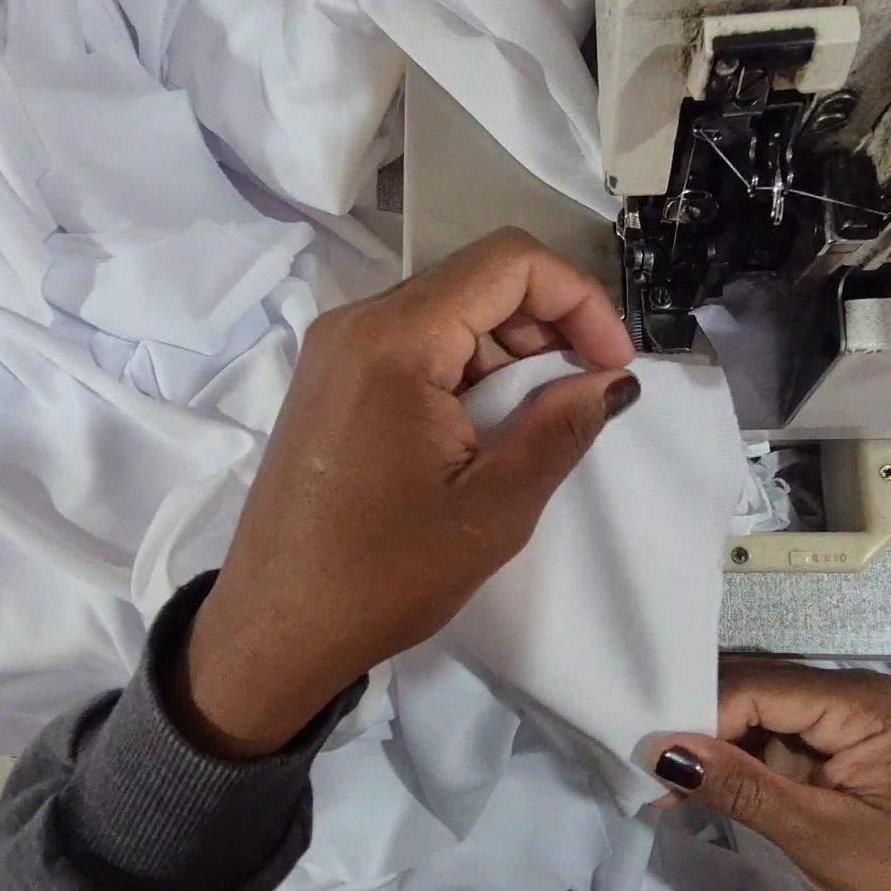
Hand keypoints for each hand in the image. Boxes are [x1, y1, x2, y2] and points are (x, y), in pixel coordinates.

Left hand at [174, 229, 639, 757]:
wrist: (276, 628)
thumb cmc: (382, 576)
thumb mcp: (493, 508)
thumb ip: (560, 428)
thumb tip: (613, 381)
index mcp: (393, 339)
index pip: (507, 261)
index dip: (577, 297)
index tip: (613, 362)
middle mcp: (355, 324)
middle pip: (474, 281)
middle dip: (546, 323)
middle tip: (581, 391)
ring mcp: (334, 351)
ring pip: (444, 312)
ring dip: (506, 350)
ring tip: (533, 418)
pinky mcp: (328, 380)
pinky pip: (410, 345)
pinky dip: (462, 368)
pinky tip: (480, 425)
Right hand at [650, 661, 890, 890]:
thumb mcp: (819, 840)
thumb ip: (740, 788)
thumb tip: (659, 749)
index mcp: (865, 703)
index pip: (761, 688)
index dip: (706, 716)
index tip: (656, 755)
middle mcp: (849, 694)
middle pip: (751, 691)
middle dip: (699, 726)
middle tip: (647, 761)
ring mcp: (836, 718)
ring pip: (748, 711)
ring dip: (705, 745)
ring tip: (660, 778)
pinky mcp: (823, 744)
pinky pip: (760, 735)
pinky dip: (725, 761)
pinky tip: (690, 783)